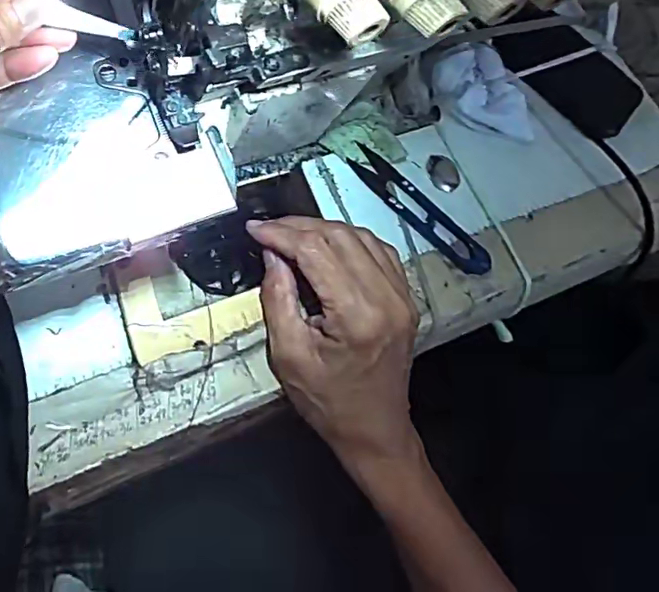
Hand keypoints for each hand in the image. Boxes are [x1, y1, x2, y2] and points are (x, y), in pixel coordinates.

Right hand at [251, 216, 421, 473]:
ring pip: (359, 236)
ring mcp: (401, 297)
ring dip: (320, 228)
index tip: (253, 229)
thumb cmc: (327, 401)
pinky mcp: (404, 298)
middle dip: (296, 226)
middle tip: (266, 231)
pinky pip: (377, 249)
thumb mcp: (287, 354)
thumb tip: (272, 254)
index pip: (316, 250)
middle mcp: (387, 300)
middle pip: (338, 236)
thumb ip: (277, 297)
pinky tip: (323, 245)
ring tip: (288, 235)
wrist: (374, 432)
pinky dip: (346, 239)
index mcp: (358, 316)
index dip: (280, 233)